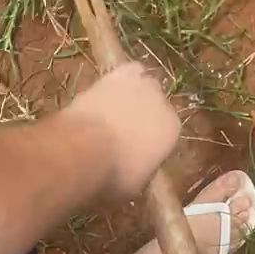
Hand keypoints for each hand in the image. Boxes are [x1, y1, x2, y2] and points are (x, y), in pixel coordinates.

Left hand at [62, 61, 179, 198]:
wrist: (83, 149)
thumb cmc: (113, 175)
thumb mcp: (135, 183)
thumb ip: (144, 166)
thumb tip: (138, 163)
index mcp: (172, 130)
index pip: (167, 129)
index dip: (152, 137)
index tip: (139, 146)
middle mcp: (162, 103)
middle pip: (158, 102)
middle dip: (146, 112)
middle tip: (126, 128)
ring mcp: (142, 85)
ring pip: (144, 83)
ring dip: (135, 94)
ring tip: (117, 107)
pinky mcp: (119, 73)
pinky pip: (129, 70)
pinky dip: (122, 79)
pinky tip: (110, 89)